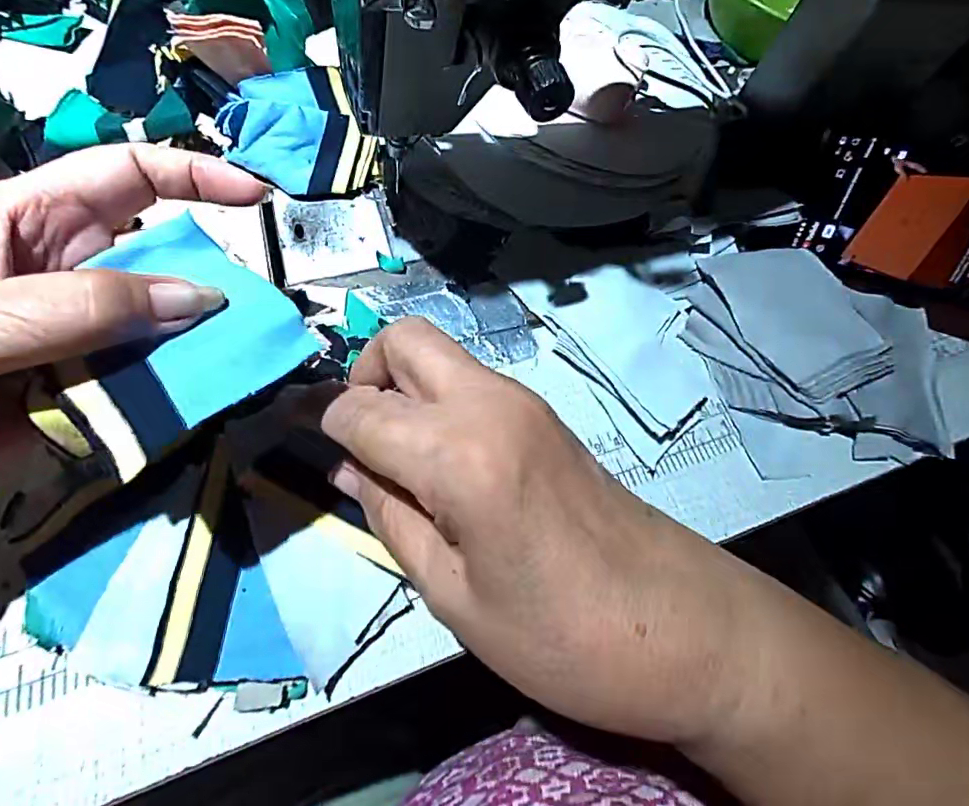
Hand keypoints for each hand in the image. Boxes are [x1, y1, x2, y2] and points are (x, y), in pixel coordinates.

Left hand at [0, 144, 267, 530]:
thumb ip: (81, 310)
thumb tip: (206, 300)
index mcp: (24, 226)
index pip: (129, 178)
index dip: (198, 176)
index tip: (259, 198)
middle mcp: (58, 279)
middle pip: (164, 262)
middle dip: (217, 279)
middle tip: (268, 314)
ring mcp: (65, 344)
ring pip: (160, 333)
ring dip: (203, 348)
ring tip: (247, 366)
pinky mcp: (64, 403)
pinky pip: (138, 391)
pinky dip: (171, 400)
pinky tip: (194, 410)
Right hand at [296, 317, 762, 746]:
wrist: (669, 616)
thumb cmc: (555, 630)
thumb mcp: (450, 591)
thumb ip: (389, 513)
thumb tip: (346, 461)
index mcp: (461, 451)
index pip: (360, 407)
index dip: (319, 421)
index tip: (299, 439)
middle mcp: (493, 403)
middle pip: (407, 339)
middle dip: (365, 375)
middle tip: (358, 443)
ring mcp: (527, 401)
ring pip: (443, 356)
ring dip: (405, 389)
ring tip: (396, 464)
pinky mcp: (546, 414)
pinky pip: (473, 384)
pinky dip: (440, 404)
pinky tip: (440, 465)